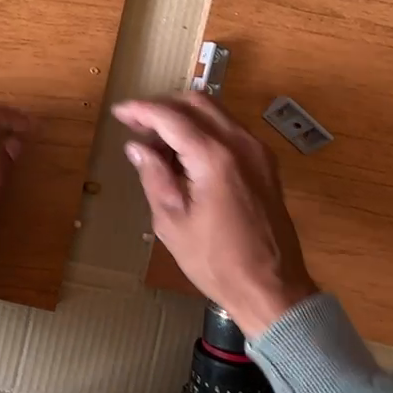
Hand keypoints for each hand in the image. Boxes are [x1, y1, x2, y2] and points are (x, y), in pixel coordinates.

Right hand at [113, 93, 316, 337]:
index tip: (119, 112)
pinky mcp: (265, 163)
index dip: (142, 110)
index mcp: (215, 158)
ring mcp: (257, 151)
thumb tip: (138, 147)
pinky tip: (185, 151)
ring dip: (184, 115)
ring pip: (215, 111)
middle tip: (136, 125)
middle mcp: (240, 144)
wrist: (273, 289)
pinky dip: (203, 128)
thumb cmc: (217, 261)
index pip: (171, 117)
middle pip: (197, 102)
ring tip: (157, 139)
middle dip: (163, 106)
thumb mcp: (172, 222)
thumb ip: (154, 176)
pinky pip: (229, 129)